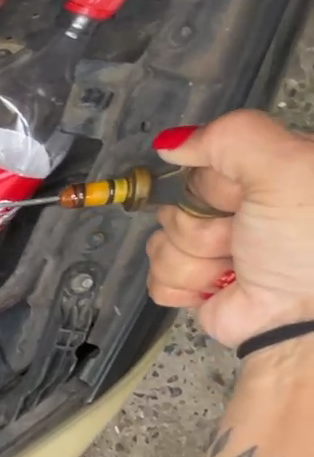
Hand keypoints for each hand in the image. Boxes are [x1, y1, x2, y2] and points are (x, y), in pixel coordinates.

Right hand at [147, 111, 313, 347]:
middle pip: (175, 207)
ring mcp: (222, 248)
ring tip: (234, 267)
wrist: (307, 315)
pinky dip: (182, 285)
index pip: (204, 166)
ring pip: (163, 244)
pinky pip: (157, 276)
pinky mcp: (199, 282)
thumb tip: (174, 142)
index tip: (241, 198)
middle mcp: (248, 209)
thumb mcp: (290, 171)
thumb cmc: (313, 244)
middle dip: (198, 227)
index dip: (211, 185)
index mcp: (275, 176)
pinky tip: (216, 287)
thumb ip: (233, 140)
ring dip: (192, 261)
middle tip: (241, 237)